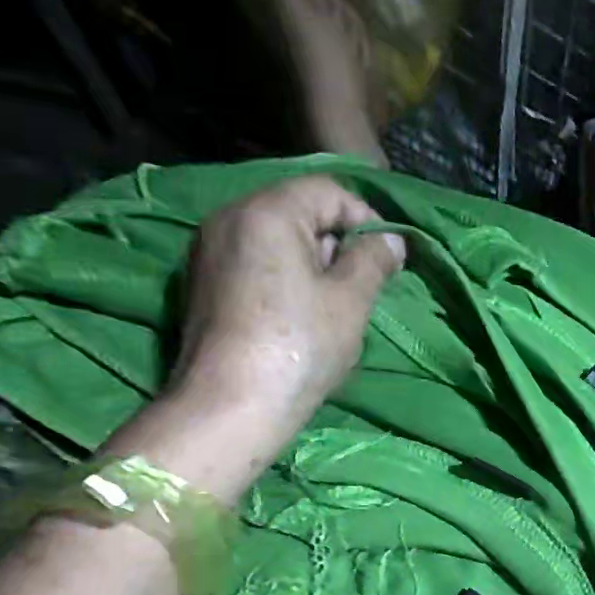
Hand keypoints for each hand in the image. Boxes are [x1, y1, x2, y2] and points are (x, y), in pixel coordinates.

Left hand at [173, 175, 404, 421]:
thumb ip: (373, 261)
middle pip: (298, 211)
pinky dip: (285, 279)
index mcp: (267, 212)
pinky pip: (255, 263)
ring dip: (313, 264)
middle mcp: (230, 218)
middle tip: (362, 288)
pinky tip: (298, 318)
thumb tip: (391, 240)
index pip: (328, 191)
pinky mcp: (203, 283)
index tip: (388, 258)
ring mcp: (210, 251)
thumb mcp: (351, 301)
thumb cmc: (301, 345)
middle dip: (337, 243)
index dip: (366, 218)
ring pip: (276, 239)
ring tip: (333, 308)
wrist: (232, 403)